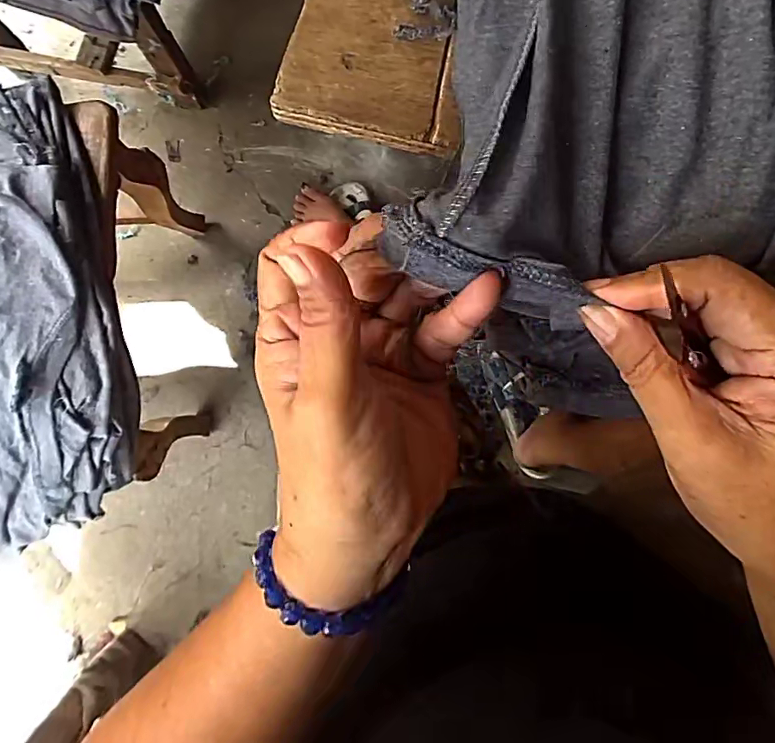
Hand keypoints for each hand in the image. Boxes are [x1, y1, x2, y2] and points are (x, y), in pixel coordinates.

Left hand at [255, 220, 501, 608]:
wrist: (374, 543)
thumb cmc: (330, 479)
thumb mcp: (324, 399)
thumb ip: (324, 325)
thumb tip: (306, 252)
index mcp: (292, 334)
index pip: (290, 264)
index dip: (312, 240)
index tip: (343, 230)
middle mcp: (334, 331)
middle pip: (355, 268)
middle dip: (384, 250)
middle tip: (416, 238)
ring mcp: (381, 346)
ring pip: (404, 290)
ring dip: (430, 272)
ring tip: (459, 254)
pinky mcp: (421, 364)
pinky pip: (439, 326)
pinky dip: (461, 308)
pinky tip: (484, 290)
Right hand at [579, 257, 774, 594]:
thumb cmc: (756, 512)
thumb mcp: (690, 440)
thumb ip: (643, 368)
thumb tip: (596, 311)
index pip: (722, 286)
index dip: (653, 282)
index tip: (596, 297)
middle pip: (720, 284)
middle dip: (653, 293)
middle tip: (598, 309)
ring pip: (716, 295)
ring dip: (662, 307)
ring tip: (615, 321)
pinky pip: (721, 316)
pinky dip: (678, 323)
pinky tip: (649, 336)